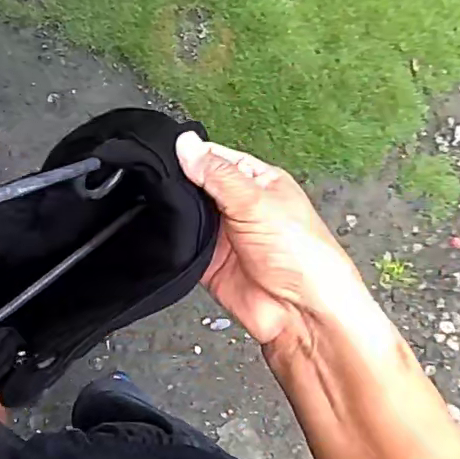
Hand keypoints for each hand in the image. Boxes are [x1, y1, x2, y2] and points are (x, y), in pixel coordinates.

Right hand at [175, 132, 381, 348]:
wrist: (301, 312)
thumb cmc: (303, 255)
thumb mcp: (257, 202)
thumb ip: (218, 175)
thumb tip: (187, 145)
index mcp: (258, 182)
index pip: (216, 159)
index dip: (191, 155)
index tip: (164, 154)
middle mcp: (240, 206)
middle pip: (197, 186)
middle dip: (179, 186)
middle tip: (156, 184)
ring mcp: (225, 235)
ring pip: (187, 216)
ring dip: (176, 215)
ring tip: (162, 210)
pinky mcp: (211, 262)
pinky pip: (183, 247)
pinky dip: (173, 242)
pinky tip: (166, 236)